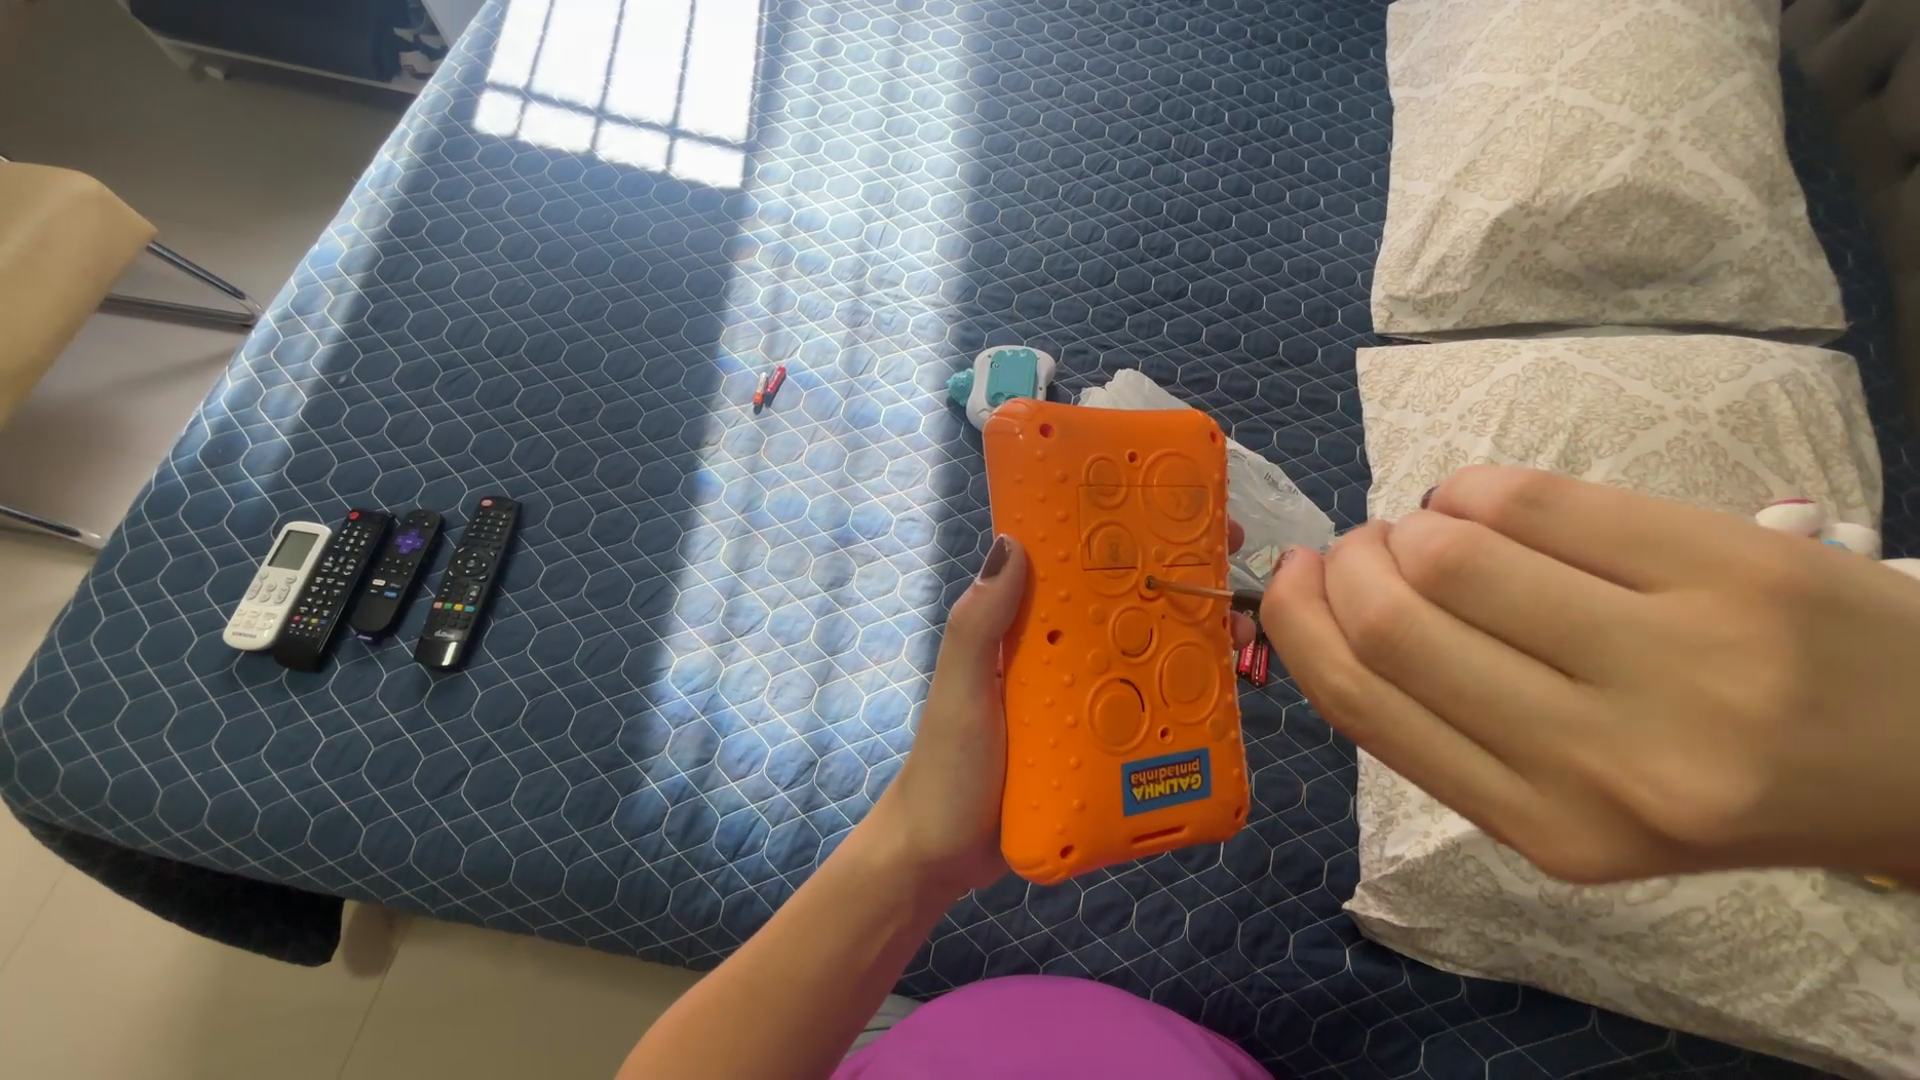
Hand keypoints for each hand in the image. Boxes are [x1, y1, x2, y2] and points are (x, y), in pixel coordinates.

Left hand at [868, 520, 1256, 896]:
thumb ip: (980, 623)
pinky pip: (1146, 713)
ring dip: (1191, 642)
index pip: (1079, 569)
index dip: (1124, 539)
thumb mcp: (962, 687)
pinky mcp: (1100, 747)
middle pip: (1125, 610)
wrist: (945, 854)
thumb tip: (1014, 541)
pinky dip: (1182, 701)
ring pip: (1145, 659)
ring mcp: (1083, 702)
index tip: (1178, 517)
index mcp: (1027, 629)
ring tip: (1240, 636)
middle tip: (1232, 576)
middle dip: (1178, 587)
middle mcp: (1061, 656)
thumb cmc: (950, 764)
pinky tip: (1221, 699)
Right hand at [1261, 466, 1919, 882]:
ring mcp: (1680, 661)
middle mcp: (1606, 761)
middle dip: (1348, 563)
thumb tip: (1323, 609)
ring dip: (1410, 527)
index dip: (1299, 624)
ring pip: (1449, 553)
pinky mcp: (1731, 568)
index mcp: (1547, 828)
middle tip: (1363, 548)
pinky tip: (1484, 504)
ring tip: (1436, 531)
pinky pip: (1531, 499)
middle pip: (1392, 623)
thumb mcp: (1561, 795)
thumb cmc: (1706, 774)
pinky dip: (1470, 489)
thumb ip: (1438, 724)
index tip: (1290, 578)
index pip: (1365, 704)